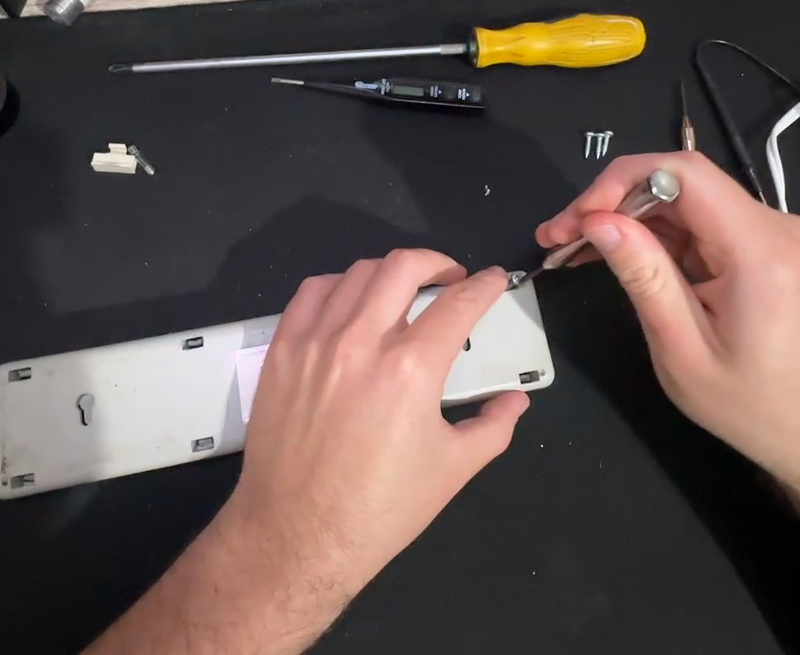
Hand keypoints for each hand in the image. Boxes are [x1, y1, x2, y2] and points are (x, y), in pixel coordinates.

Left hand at [216, 251, 530, 605]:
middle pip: (404, 266)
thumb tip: (516, 400)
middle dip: (438, 262)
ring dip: (390, 272)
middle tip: (450, 277)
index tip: (492, 280)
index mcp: (410, 370)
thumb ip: (492, 426)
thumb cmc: (380, 509)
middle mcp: (362, 342)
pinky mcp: (283, 349)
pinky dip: (339, 284)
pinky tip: (351, 300)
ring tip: (403, 290)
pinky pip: (312, 291)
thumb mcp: (452, 470)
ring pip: (358, 272)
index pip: (458, 304)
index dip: (484, 286)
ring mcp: (316, 341)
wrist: (296, 537)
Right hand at [535, 151, 799, 483]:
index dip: (621, 181)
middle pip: (678, 184)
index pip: (685, 174)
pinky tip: (612, 252)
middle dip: (611, 203)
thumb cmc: (749, 405)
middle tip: (557, 236)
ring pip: (682, 201)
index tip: (577, 218)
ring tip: (571, 247)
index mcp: (762, 251)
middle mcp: (776, 226)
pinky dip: (651, 234)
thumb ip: (643, 276)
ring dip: (624, 219)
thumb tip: (597, 221)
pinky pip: (697, 221)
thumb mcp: (682, 349)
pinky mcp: (762, 242)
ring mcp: (773, 231)